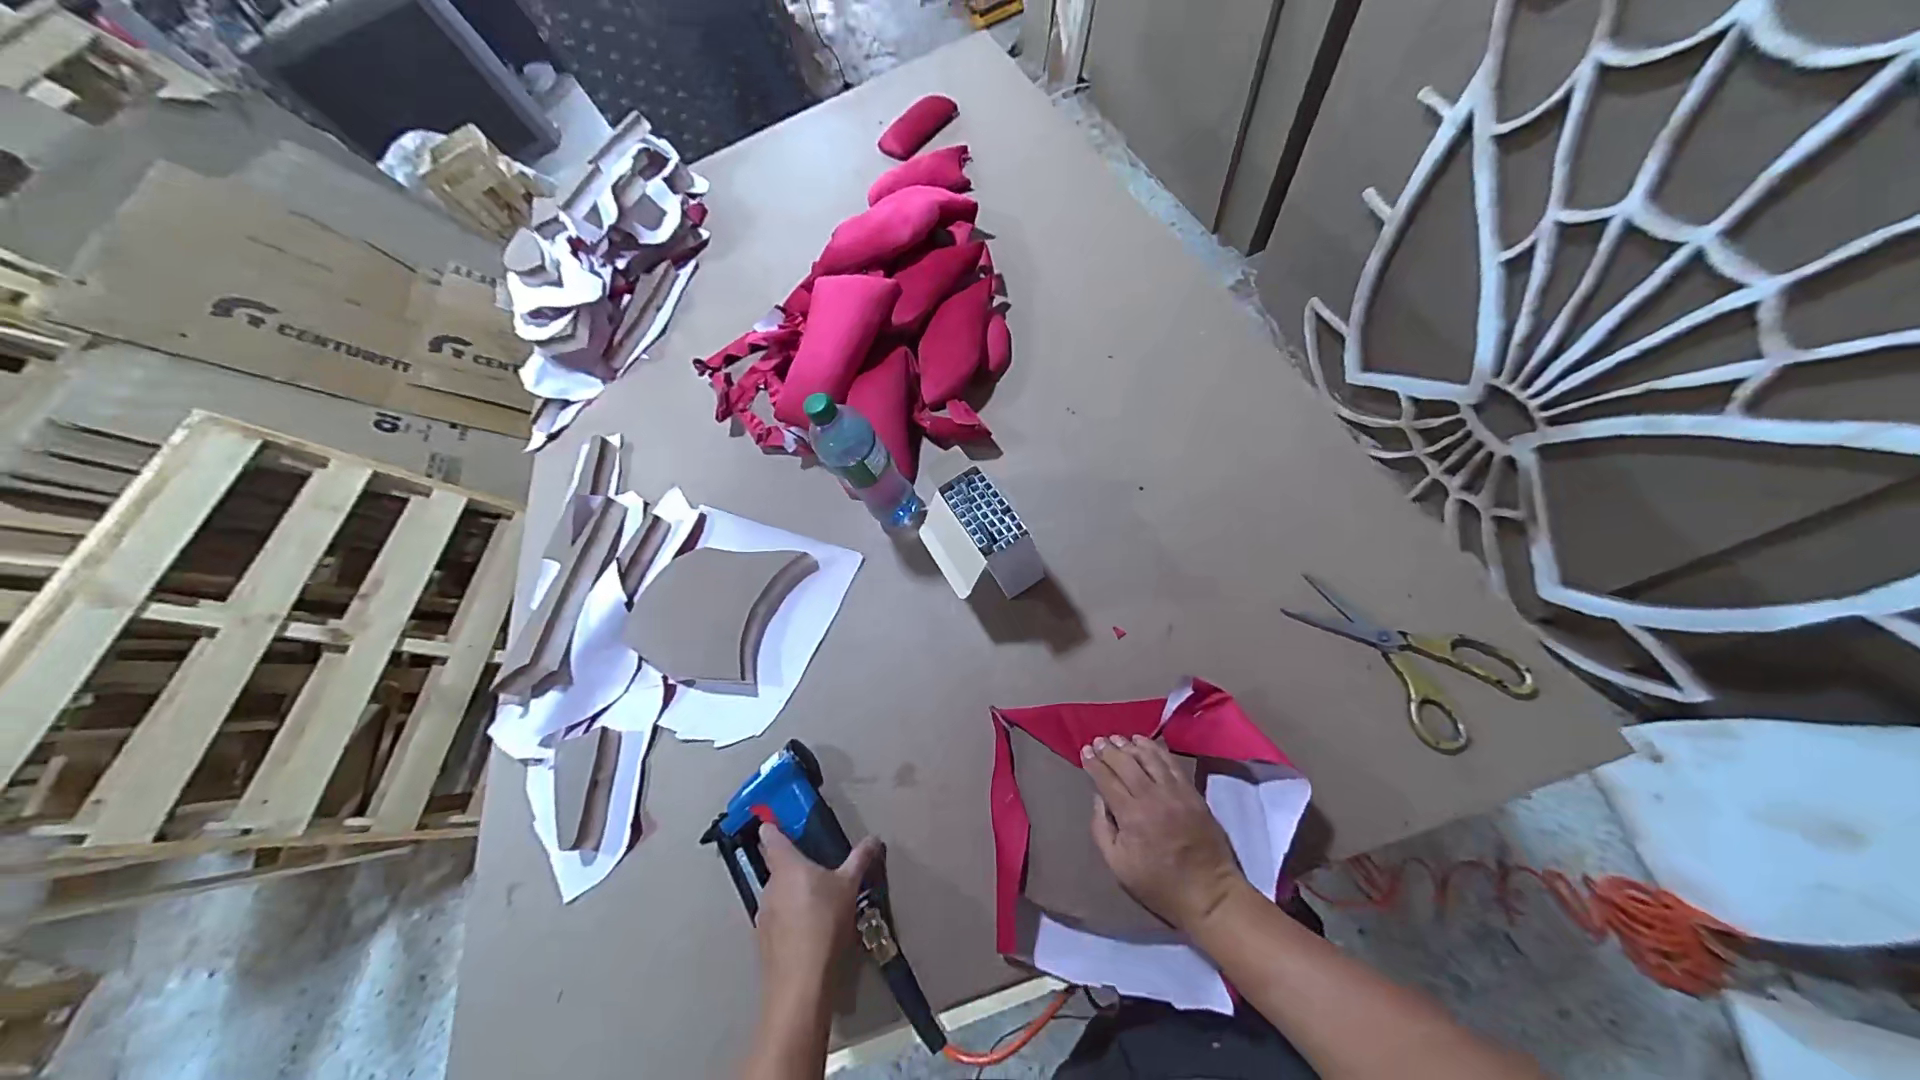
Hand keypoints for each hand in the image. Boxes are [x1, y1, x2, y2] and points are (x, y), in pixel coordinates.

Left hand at [754, 825, 881, 998]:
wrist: (801, 984)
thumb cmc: (825, 922)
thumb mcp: (849, 887)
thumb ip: (860, 860)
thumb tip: (874, 839)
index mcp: (786, 865)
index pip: (770, 836)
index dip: (772, 825)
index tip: (778, 820)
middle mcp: (769, 886)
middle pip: (776, 866)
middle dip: (794, 865)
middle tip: (818, 867)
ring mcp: (763, 915)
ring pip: (778, 894)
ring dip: (793, 893)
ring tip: (819, 902)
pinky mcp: (764, 942)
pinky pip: (777, 919)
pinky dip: (790, 918)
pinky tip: (810, 931)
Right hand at [1083, 735, 1247, 931]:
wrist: (1209, 894)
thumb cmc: (1158, 885)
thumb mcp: (1118, 866)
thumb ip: (1102, 829)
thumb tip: (1099, 799)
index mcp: (1131, 816)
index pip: (1107, 779)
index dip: (1094, 763)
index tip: (1085, 751)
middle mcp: (1153, 797)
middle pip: (1127, 763)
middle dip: (1109, 750)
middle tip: (1098, 741)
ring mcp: (1176, 793)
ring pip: (1150, 758)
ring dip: (1131, 745)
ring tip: (1119, 738)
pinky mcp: (1193, 793)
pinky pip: (1172, 763)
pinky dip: (1157, 750)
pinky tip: (1146, 743)